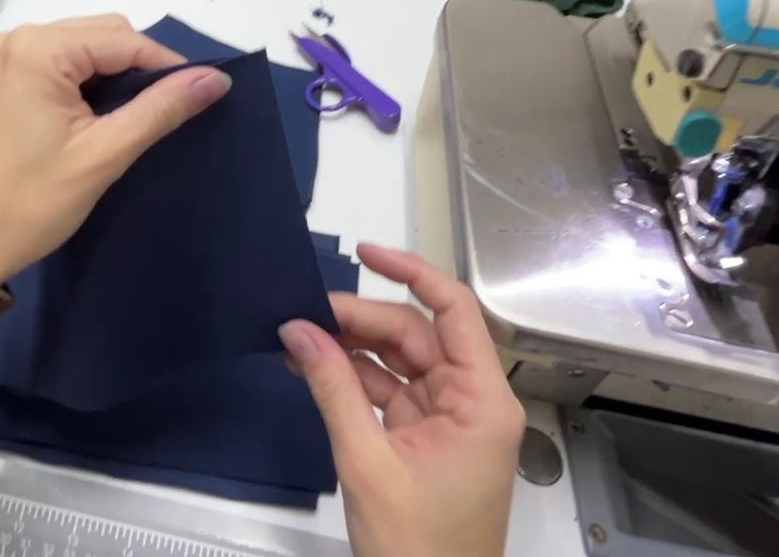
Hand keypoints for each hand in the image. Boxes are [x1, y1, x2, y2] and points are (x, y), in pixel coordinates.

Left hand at [0, 15, 231, 284]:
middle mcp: (17, 38)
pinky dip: (88, 78)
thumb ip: (161, 109)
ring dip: (114, 72)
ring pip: (84, 45)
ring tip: (131, 115)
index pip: (123, 40)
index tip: (199, 94)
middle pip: (103, 33)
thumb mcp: (104, 155)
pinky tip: (98, 112)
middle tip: (160, 112)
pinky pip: (61, 60)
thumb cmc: (31, 203)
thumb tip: (215, 79)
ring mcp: (5, 55)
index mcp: (37, 50)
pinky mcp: (2, 75)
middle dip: (139, 66)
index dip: (167, 65)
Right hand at [280, 244, 525, 556]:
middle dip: (361, 318)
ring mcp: (447, 416)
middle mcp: (471, 399)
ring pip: (398, 356)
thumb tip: (297, 329)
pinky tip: (314, 365)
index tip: (366, 252)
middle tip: (308, 315)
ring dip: (351, 345)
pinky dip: (351, 375)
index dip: (410, 271)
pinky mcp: (423, 433)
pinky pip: (386, 386)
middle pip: (415, 331)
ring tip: (302, 338)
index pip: (452, 309)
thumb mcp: (366, 462)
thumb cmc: (417, 552)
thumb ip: (332, 387)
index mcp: (481, 401)